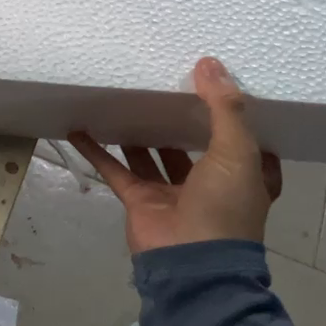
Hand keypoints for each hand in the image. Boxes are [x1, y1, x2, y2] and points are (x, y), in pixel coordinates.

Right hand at [68, 57, 282, 254]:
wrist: (190, 262)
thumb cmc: (225, 207)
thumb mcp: (236, 152)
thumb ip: (224, 108)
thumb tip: (210, 64)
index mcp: (244, 175)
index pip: (245, 144)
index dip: (235, 120)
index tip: (220, 92)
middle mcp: (210, 183)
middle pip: (193, 146)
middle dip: (180, 121)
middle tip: (162, 87)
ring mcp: (171, 192)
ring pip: (152, 155)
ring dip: (137, 133)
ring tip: (122, 102)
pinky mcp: (139, 199)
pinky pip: (115, 169)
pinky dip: (97, 151)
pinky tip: (79, 130)